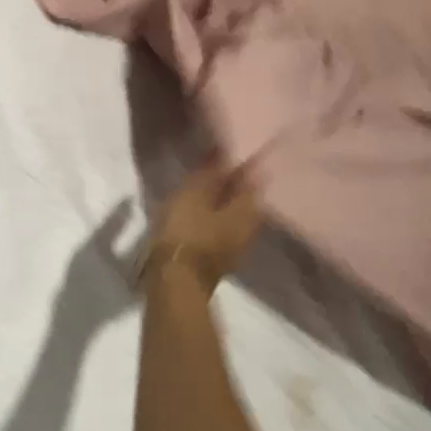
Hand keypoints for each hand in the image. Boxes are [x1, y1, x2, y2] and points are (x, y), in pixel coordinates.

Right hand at [145, 157, 264, 293]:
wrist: (177, 281)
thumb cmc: (186, 232)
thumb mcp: (193, 196)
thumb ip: (210, 174)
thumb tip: (227, 151)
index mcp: (248, 209)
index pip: (253, 178)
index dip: (245, 163)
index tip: (232, 148)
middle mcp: (251, 227)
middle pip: (246, 197)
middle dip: (234, 182)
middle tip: (215, 165)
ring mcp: (237, 245)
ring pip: (234, 213)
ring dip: (224, 200)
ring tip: (204, 186)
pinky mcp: (221, 256)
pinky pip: (223, 226)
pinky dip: (215, 215)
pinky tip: (200, 211)